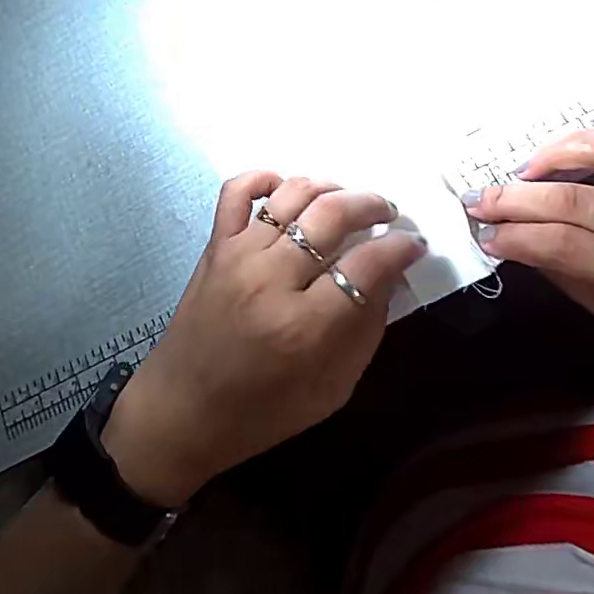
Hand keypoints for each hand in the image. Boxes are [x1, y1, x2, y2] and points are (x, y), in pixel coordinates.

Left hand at [100, 172, 423, 506]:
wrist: (179, 414)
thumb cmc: (262, 412)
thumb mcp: (332, 388)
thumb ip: (367, 329)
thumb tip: (392, 275)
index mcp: (303, 328)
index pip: (366, 265)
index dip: (400, 248)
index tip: (413, 244)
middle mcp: (270, 281)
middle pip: (332, 215)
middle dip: (373, 205)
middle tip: (389, 214)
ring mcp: (237, 257)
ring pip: (293, 195)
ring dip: (331, 188)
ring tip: (348, 201)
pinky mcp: (214, 247)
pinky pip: (236, 192)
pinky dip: (265, 178)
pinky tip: (287, 188)